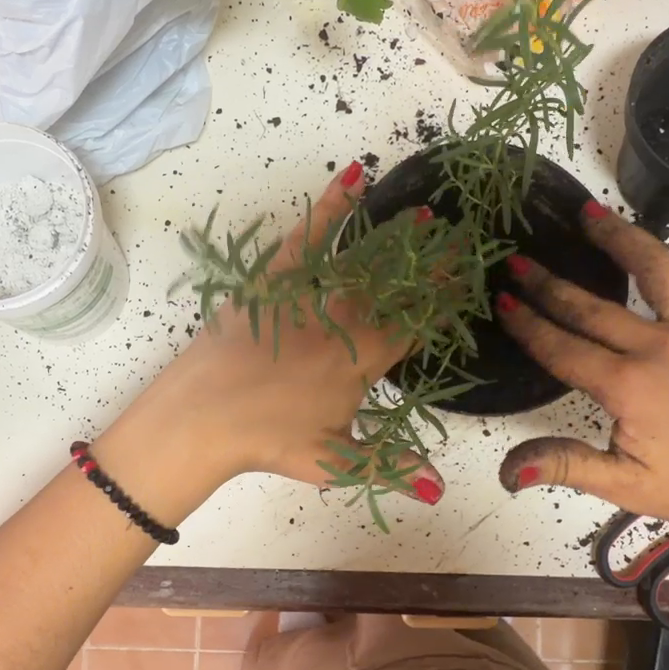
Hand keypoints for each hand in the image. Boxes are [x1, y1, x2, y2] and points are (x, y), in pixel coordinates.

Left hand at [110, 164, 445, 509]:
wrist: (203, 419)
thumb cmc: (268, 443)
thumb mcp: (334, 463)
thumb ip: (391, 467)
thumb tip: (441, 490)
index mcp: (361, 364)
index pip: (412, 329)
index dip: (440, 307)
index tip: (465, 285)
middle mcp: (342, 324)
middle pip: (395, 292)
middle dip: (431, 268)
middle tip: (460, 240)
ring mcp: (307, 300)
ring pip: (360, 263)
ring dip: (395, 239)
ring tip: (425, 215)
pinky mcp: (270, 282)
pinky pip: (305, 239)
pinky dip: (329, 209)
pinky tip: (352, 179)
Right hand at [493, 185, 668, 550]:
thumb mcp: (624, 485)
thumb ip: (564, 465)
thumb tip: (507, 471)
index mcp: (629, 385)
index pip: (563, 349)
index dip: (528, 326)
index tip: (502, 300)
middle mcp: (663, 346)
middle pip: (594, 308)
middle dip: (549, 285)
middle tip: (518, 260)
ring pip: (659, 270)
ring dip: (621, 238)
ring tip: (591, 212)